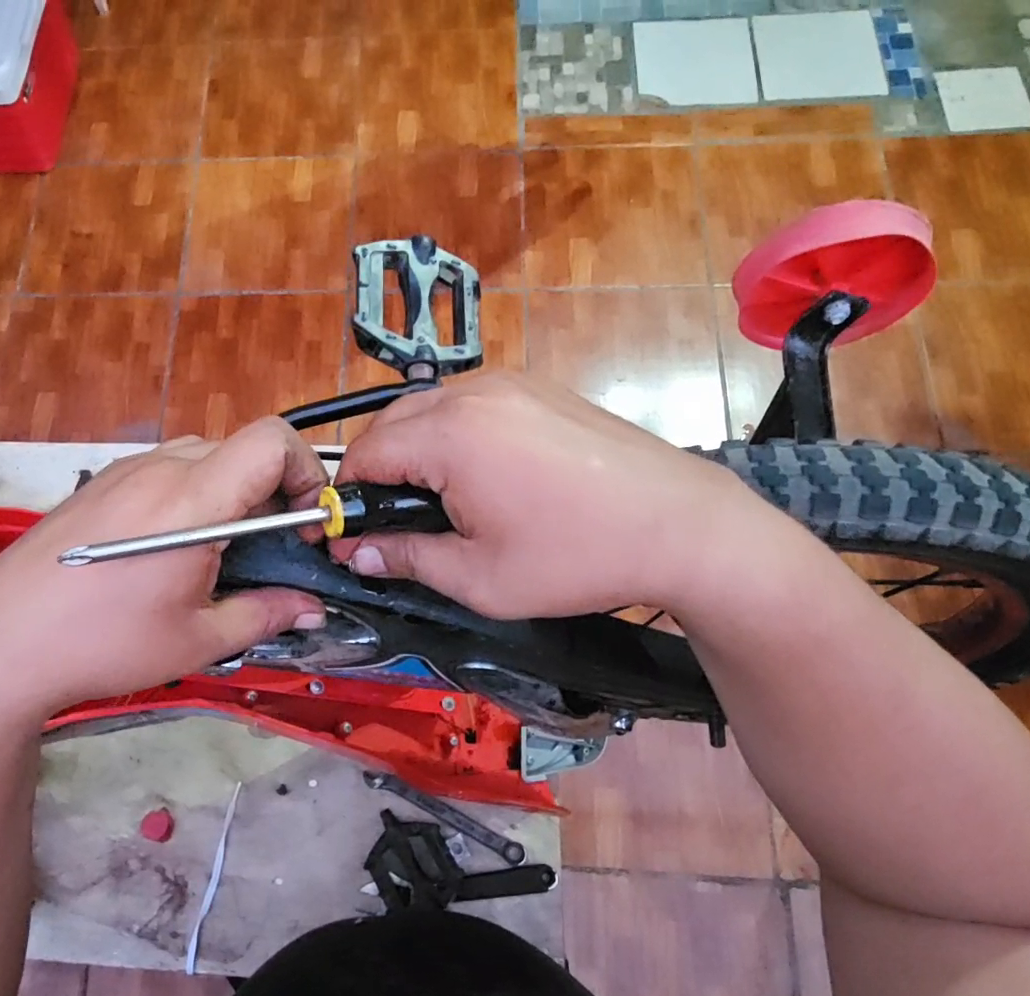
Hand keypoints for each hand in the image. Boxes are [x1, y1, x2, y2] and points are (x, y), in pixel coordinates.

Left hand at [0, 418, 328, 714]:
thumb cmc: (103, 644)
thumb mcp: (197, 639)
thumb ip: (265, 614)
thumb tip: (310, 607)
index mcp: (192, 499)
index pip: (272, 440)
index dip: (306, 473)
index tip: (305, 527)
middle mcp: (160, 469)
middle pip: (242, 448)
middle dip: (273, 492)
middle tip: (269, 552)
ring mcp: (125, 471)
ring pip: (205, 457)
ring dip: (233, 494)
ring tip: (222, 554)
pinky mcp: (102, 484)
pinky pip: (168, 471)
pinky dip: (194, 496)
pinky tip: (174, 549)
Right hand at [330, 373, 777, 618]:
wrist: (681, 526)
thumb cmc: (575, 559)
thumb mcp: (480, 578)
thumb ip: (407, 558)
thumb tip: (356, 553)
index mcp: (450, 435)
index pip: (366, 453)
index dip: (348, 497)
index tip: (351, 536)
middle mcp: (473, 393)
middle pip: (392, 423)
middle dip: (379, 471)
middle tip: (394, 524)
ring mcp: (512, 383)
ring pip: (431, 409)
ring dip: (415, 451)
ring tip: (440, 504)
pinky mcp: (540, 388)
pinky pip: (470, 404)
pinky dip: (454, 435)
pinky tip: (481, 478)